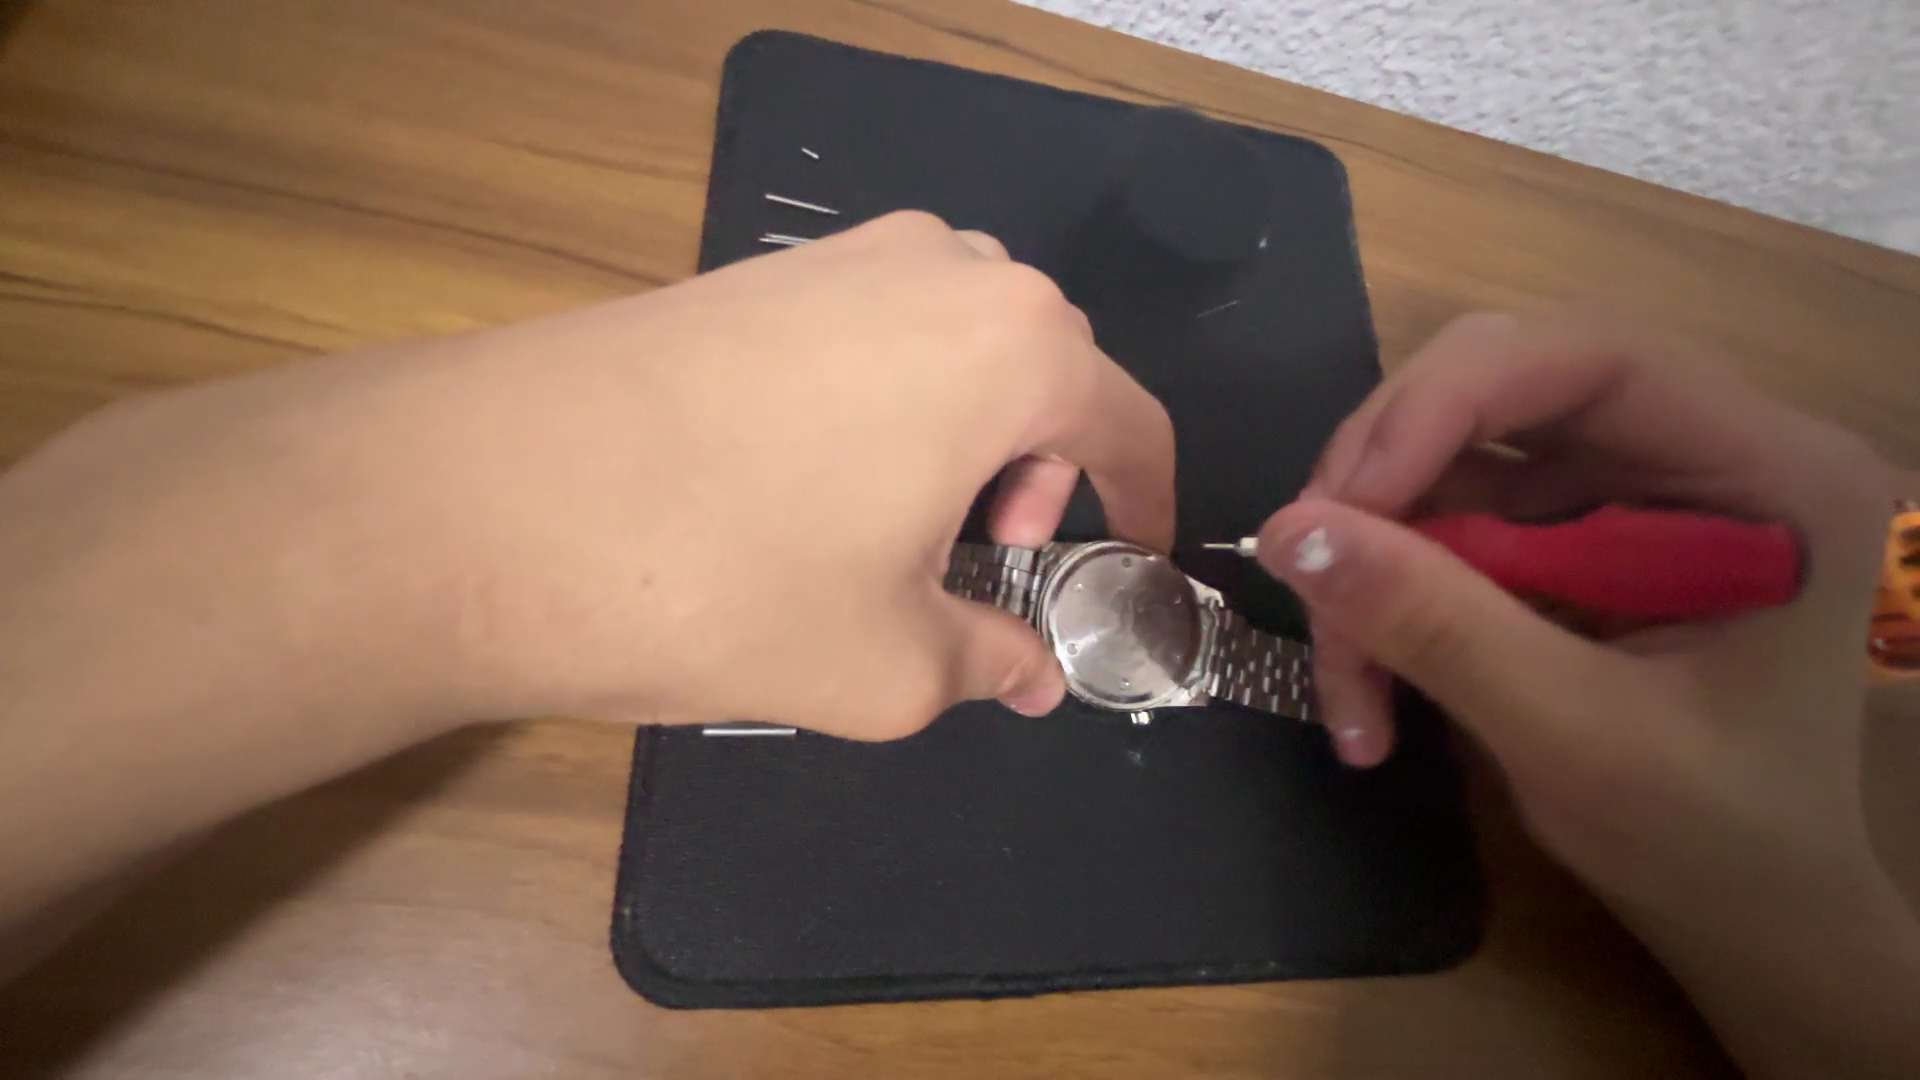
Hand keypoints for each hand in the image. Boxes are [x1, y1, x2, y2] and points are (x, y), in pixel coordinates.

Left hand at [264, 211, 1172, 736]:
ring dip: (973, 431)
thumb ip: (991, 663)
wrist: (487, 499)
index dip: (1145, 501)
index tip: (1133, 554)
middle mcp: (947, 271)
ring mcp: (848, 255)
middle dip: (1045, 471)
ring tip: (908, 514)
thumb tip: (1036, 676)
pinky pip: (885, 329)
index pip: (1130, 422)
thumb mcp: (893, 662)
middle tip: (988, 554)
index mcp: (1013, 349)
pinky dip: (899, 399)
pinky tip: (830, 470)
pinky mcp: (769, 269)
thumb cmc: (731, 581)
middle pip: (1050, 377)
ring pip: (967, 345)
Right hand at [1254, 310, 1918, 1077]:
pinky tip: (1361, 683)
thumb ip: (1433, 626)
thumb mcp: (1569, 735)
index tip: (1343, 503)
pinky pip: (1410, 522)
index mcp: (1758, 473)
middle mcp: (1672, 453)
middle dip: (1375, 478)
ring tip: (1344, 680)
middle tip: (1308, 570)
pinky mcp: (1528, 533)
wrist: (1723, 898)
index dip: (1443, 404)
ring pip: (1423, 465)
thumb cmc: (1701, 832)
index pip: (1586, 358)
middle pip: (1481, 389)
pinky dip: (1364, 596)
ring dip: (1356, 561)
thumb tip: (1286, 536)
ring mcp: (1590, 491)